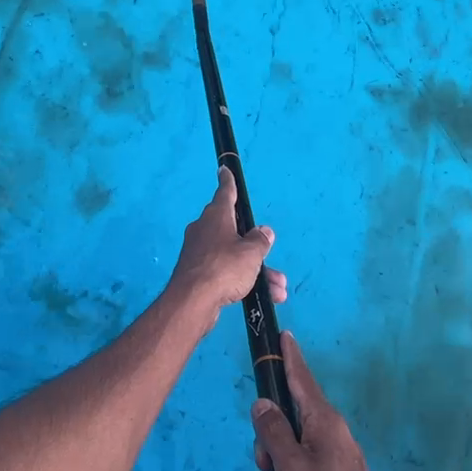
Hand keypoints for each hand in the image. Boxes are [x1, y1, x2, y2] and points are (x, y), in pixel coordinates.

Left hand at [168, 167, 287, 316]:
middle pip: (234, 229)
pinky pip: (226, 270)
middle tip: (269, 257)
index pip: (225, 192)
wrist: (193, 301)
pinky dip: (243, 280)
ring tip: (277, 289)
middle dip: (256, 246)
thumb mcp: (251, 254)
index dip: (228, 181)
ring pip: (233, 254)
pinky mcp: (198, 272)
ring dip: (256, 270)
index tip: (224, 169)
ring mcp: (200, 251)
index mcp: (217, 216)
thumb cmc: (224, 268)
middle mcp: (205, 229)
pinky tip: (262, 297)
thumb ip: (260, 241)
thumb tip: (264, 231)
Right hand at [251, 332, 370, 470]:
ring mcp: (340, 452)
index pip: (302, 378)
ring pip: (300, 436)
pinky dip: (294, 461)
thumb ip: (273, 430)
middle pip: (295, 411)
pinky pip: (311, 453)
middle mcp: (335, 430)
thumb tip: (263, 402)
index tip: (284, 333)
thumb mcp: (290, 465)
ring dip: (281, 450)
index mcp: (325, 420)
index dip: (290, 356)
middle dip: (272, 427)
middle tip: (262, 461)